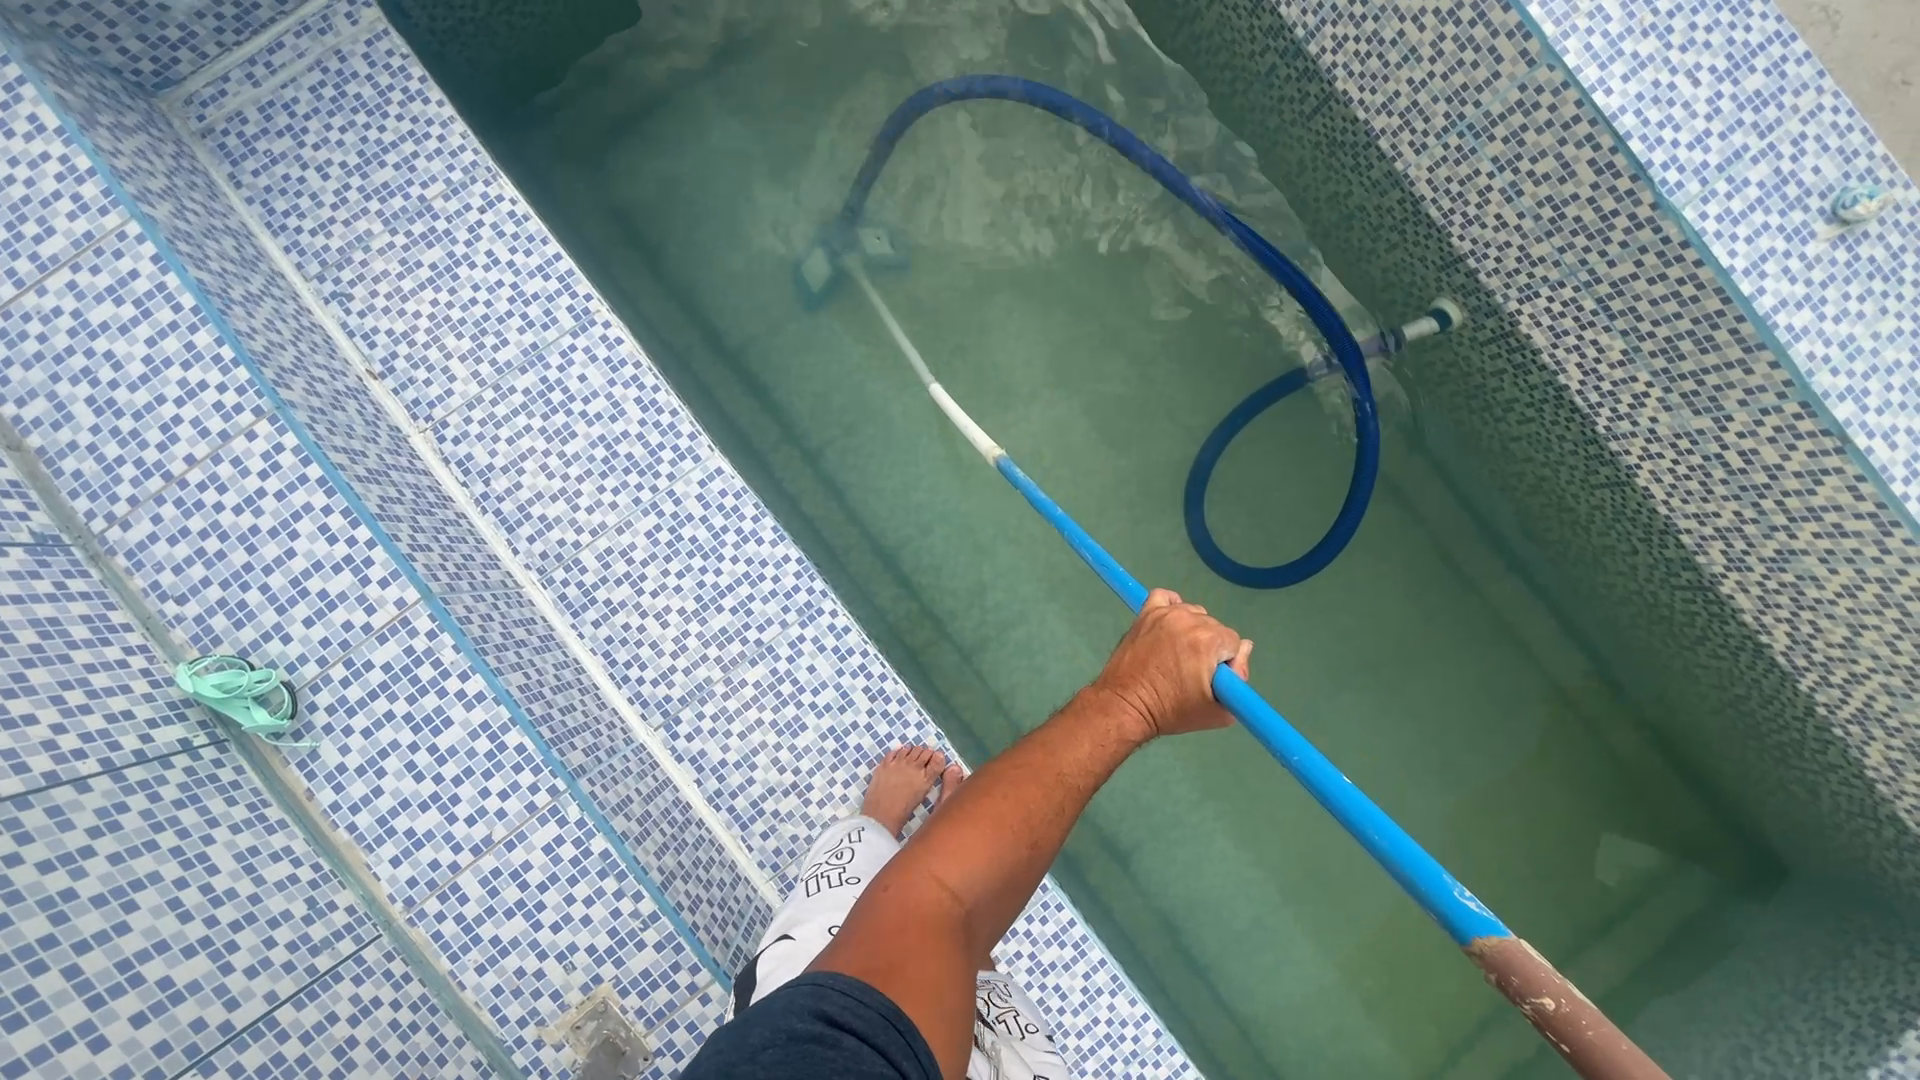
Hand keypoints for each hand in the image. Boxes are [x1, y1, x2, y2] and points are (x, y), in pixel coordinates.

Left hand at [1088, 588, 1251, 740]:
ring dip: (1192, 630)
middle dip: (1210, 648)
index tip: (1211, 679)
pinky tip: (1170, 626)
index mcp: (1208, 640)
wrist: (1126, 705)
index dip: (1227, 663)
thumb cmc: (1172, 711)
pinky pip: (1165, 597)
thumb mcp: (1218, 710)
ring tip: (1178, 654)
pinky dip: (1171, 607)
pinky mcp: (1145, 614)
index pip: (1234, 643)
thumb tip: (1243, 649)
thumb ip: (1241, 679)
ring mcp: (1163, 614)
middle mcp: (1187, 620)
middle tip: (1192, 672)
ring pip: (1193, 613)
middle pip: (1214, 627)